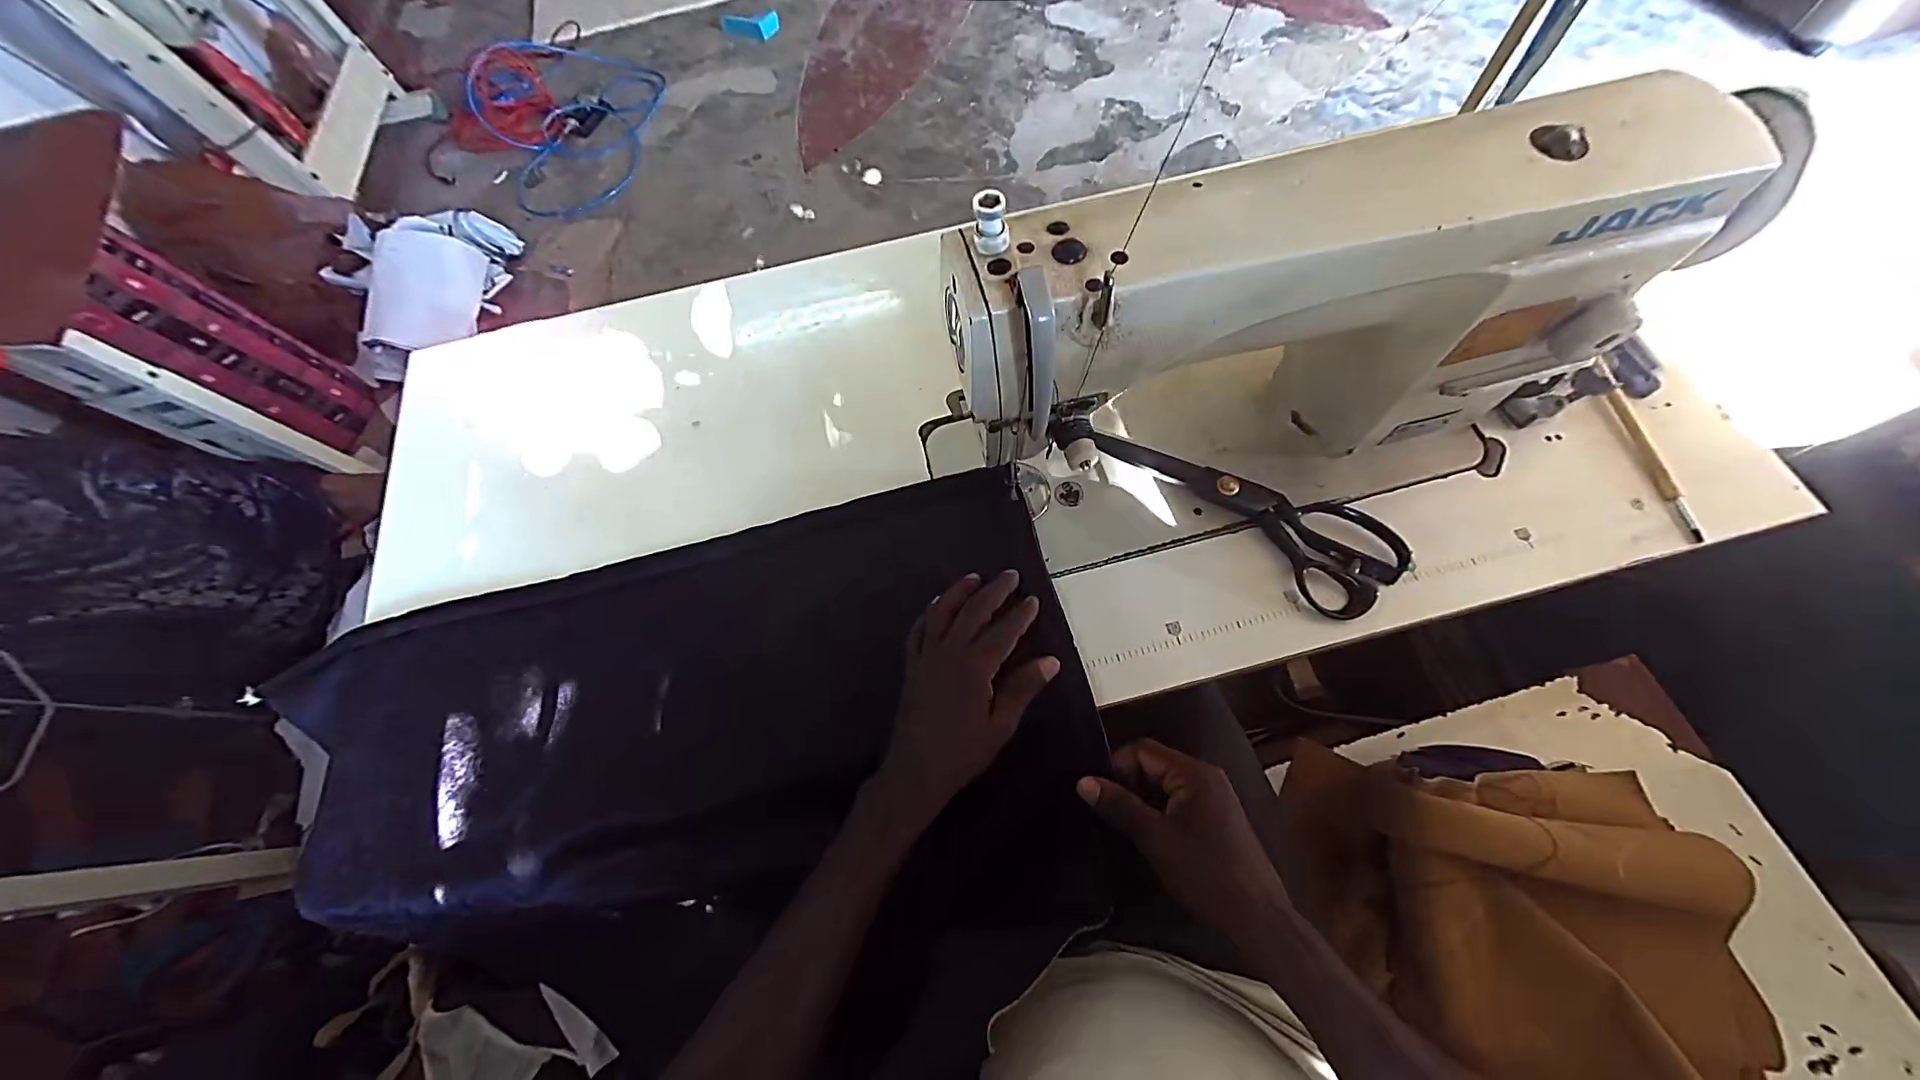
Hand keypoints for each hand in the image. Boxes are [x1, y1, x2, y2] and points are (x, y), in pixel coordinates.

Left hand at [876, 571, 1060, 818]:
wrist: (916, 769)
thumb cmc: (964, 751)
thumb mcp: (1001, 725)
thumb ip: (1023, 688)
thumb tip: (1050, 661)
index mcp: (976, 666)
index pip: (1004, 631)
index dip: (1020, 614)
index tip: (1033, 600)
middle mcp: (950, 652)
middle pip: (974, 611)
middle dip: (994, 591)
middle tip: (1010, 575)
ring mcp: (927, 656)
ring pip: (942, 612)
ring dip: (959, 591)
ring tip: (974, 578)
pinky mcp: (912, 665)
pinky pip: (918, 629)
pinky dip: (929, 612)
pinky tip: (936, 605)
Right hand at [1078, 739, 1290, 941]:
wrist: (1259, 919)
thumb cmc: (1207, 875)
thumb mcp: (1155, 839)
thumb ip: (1119, 806)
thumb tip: (1084, 782)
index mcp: (1195, 773)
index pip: (1142, 749)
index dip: (1116, 768)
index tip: (1101, 796)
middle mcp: (1208, 776)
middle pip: (1154, 763)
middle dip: (1128, 784)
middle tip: (1112, 814)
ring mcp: (1216, 796)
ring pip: (1165, 783)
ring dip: (1143, 800)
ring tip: (1131, 828)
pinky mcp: (1219, 816)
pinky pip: (1180, 799)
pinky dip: (1161, 811)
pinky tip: (1154, 837)